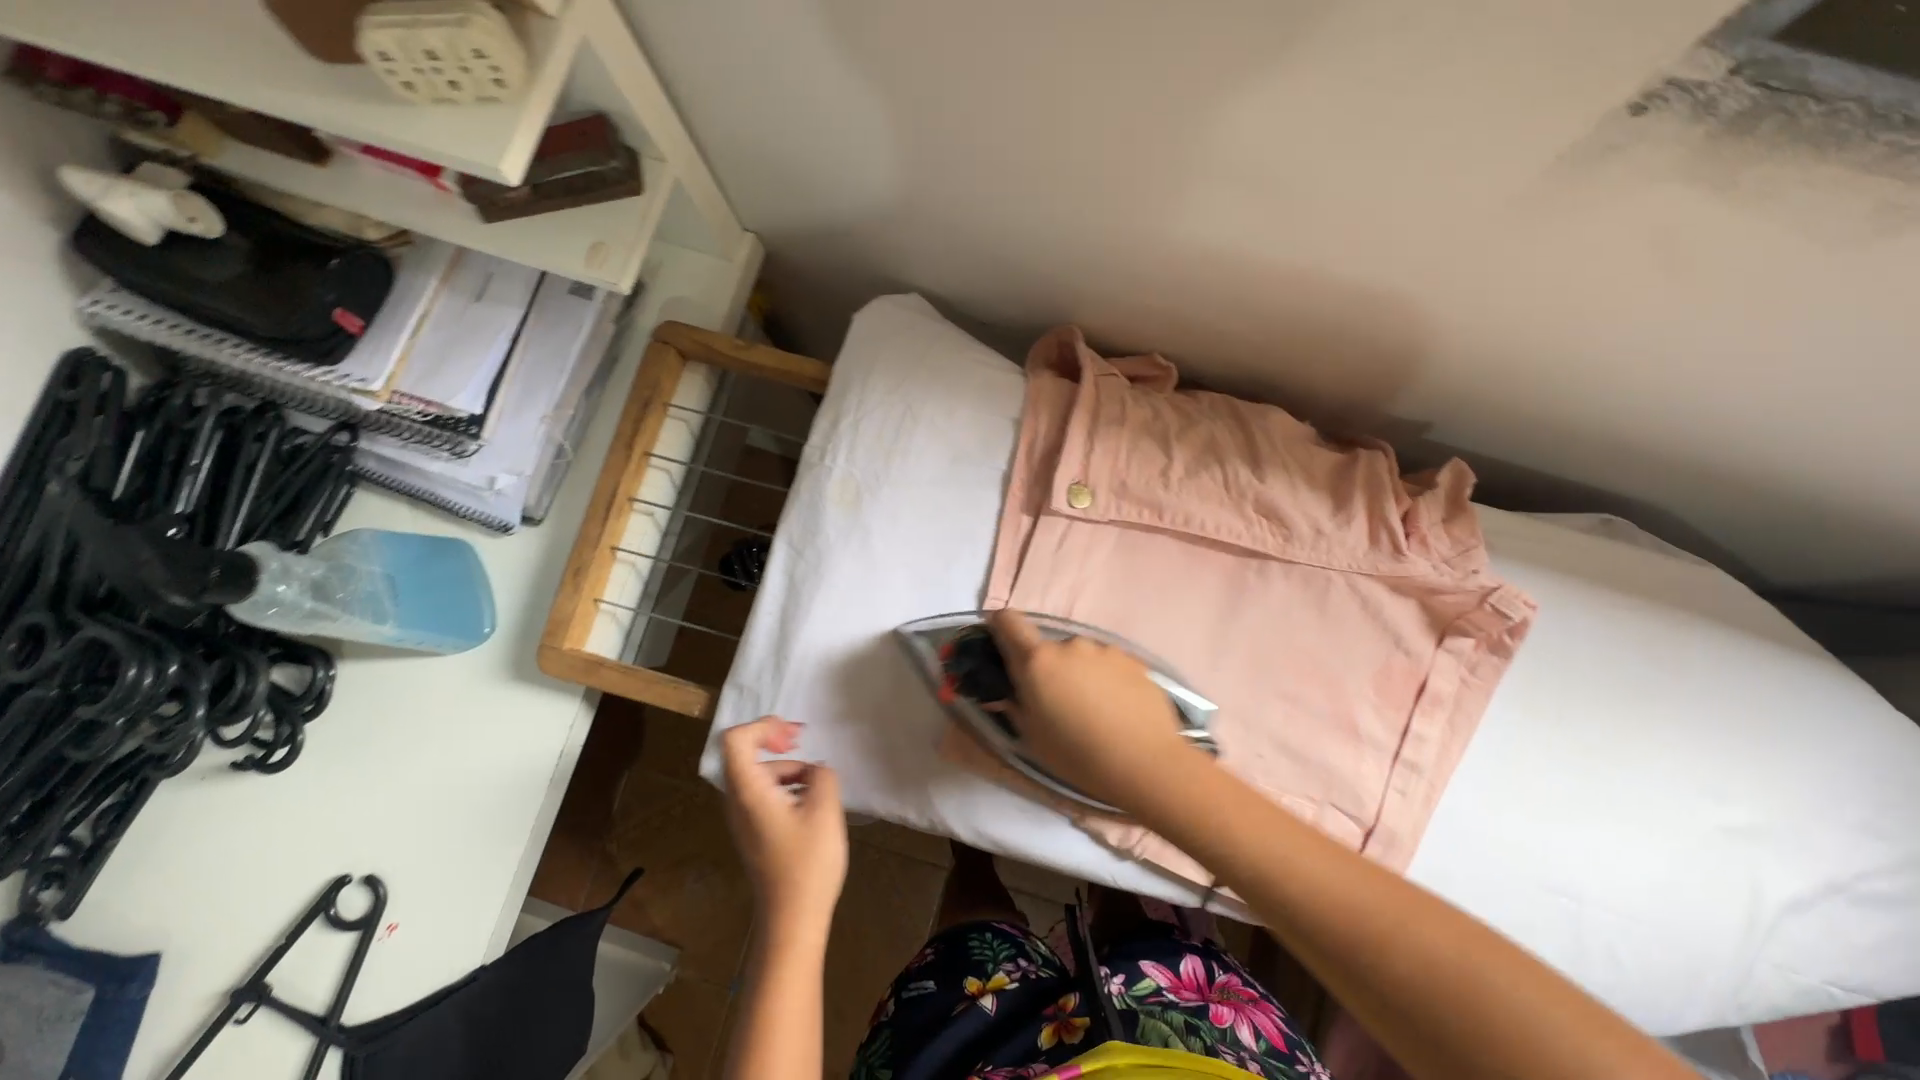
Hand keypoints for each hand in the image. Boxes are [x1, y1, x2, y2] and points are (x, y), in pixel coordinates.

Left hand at [720, 717, 847, 938]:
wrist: (793, 918)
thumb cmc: (808, 863)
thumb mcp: (825, 809)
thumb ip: (821, 775)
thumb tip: (815, 771)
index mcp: (748, 791)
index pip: (735, 739)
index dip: (763, 726)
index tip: (794, 736)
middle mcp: (737, 802)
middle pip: (745, 755)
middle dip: (776, 742)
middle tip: (806, 745)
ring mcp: (743, 820)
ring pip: (758, 776)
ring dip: (786, 768)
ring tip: (818, 783)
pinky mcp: (754, 834)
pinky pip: (763, 796)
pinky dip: (785, 787)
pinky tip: (811, 804)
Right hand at [987, 609, 1206, 810]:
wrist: (1146, 764)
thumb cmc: (1078, 756)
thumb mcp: (1032, 738)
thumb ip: (1013, 706)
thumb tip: (1004, 693)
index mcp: (1037, 661)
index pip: (1007, 620)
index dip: (1000, 628)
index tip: (1003, 649)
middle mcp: (1070, 645)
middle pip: (1048, 647)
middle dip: (1048, 669)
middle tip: (1057, 703)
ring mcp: (1106, 650)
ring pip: (1082, 657)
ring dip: (1080, 674)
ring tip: (1094, 711)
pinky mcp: (1135, 661)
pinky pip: (1109, 666)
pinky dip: (1107, 681)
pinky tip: (1118, 711)